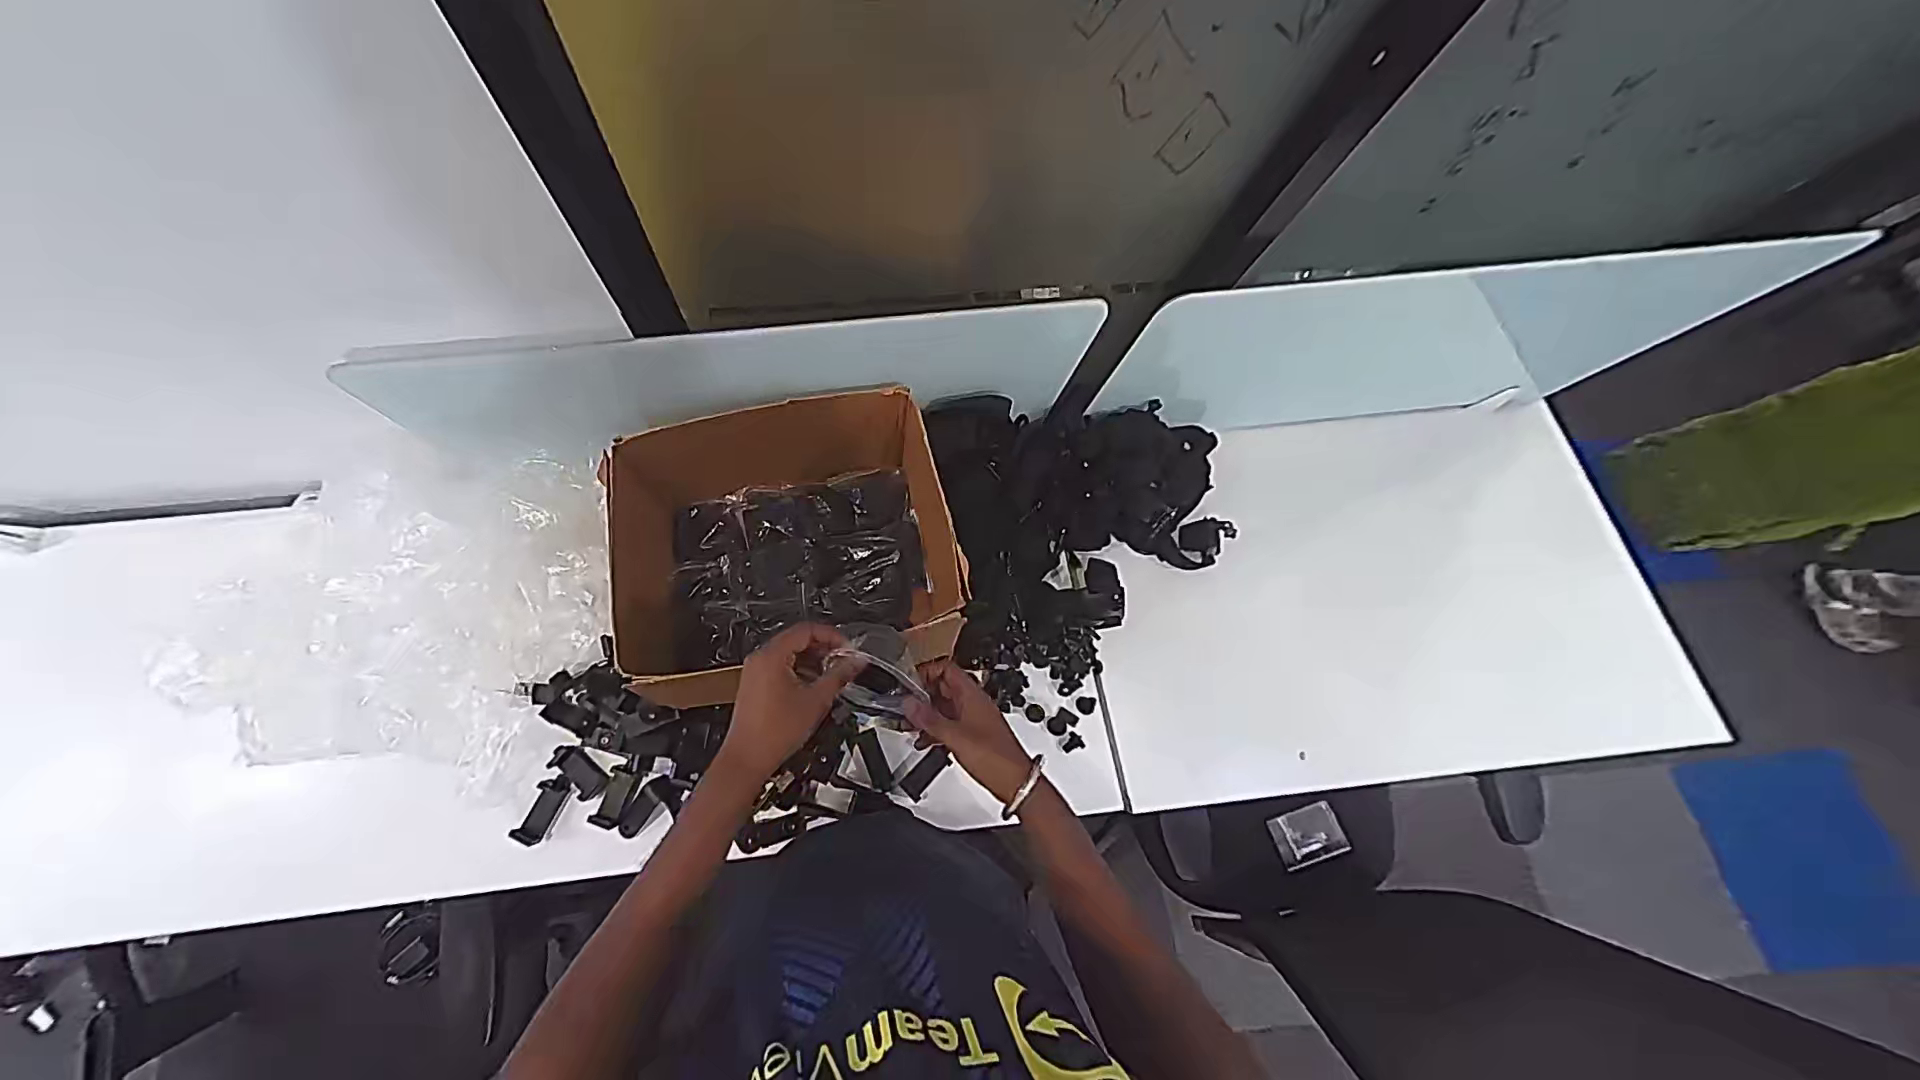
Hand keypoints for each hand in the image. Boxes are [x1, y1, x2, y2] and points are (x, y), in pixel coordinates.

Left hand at [717, 624, 862, 784]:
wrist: (748, 759)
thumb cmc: (772, 734)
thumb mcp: (816, 699)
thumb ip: (840, 675)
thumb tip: (856, 661)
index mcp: (772, 656)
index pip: (806, 630)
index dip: (832, 636)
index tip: (848, 648)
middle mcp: (760, 659)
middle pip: (798, 639)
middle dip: (824, 648)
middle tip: (843, 660)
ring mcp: (755, 672)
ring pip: (790, 653)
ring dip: (813, 660)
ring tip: (831, 675)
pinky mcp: (755, 685)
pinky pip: (781, 667)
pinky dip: (800, 670)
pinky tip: (814, 687)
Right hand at [906, 659, 1035, 803]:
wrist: (1015, 782)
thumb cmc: (996, 758)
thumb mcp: (955, 736)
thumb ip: (930, 719)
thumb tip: (910, 703)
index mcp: (972, 695)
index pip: (947, 668)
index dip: (926, 671)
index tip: (909, 682)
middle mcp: (973, 703)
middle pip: (943, 687)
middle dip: (922, 695)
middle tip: (905, 705)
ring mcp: (973, 719)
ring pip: (944, 707)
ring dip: (927, 714)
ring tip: (910, 723)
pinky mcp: (972, 734)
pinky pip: (949, 724)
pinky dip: (935, 729)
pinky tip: (925, 740)